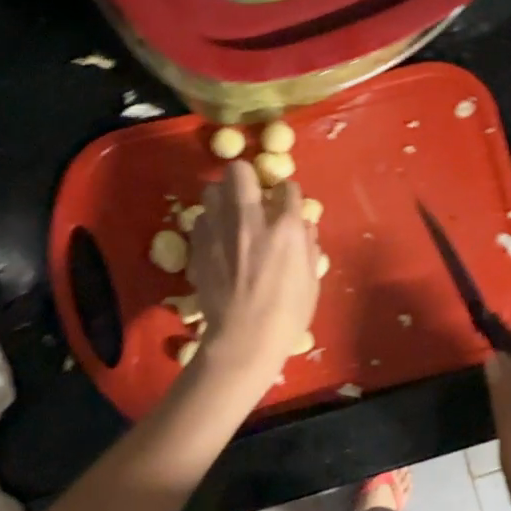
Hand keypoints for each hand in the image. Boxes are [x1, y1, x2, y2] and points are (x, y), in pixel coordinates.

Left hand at [187, 161, 319, 374]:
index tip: (284, 204)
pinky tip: (216, 242)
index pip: (287, 187)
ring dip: (222, 200)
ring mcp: (219, 230)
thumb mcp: (311, 282)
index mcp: (285, 227)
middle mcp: (249, 218)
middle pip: (240, 171)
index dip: (286, 194)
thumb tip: (303, 228)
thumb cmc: (286, 317)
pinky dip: (208, 225)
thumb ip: (307, 248)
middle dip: (245, 179)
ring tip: (228, 218)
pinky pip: (200, 221)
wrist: (244, 339)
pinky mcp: (198, 246)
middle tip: (250, 197)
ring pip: (212, 191)